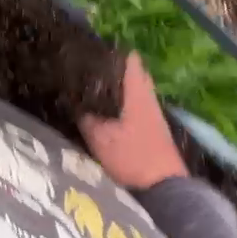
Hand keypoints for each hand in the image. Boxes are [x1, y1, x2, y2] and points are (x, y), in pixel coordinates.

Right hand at [78, 54, 187, 190]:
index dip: (113, 51)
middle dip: (114, 68)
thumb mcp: (99, 137)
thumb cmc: (132, 158)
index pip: (130, 61)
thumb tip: (71, 100)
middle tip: (89, 67)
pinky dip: (123, 101)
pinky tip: (106, 109)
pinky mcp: (154, 129)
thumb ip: (85, 116)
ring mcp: (154, 115)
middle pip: (134, 74)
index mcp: (138, 94)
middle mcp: (149, 99)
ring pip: (135, 90)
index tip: (92, 47)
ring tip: (92, 86)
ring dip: (118, 86)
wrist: (165, 190)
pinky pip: (136, 105)